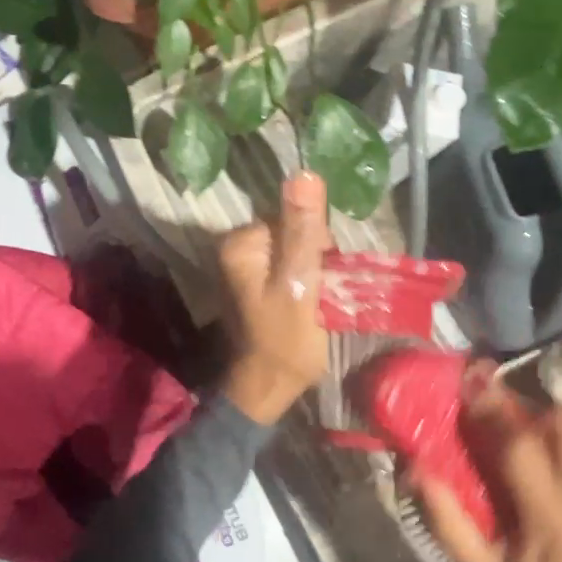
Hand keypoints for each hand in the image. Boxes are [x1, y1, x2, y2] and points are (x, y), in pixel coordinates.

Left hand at [216, 172, 330, 424]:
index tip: (322, 273)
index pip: (292, 216)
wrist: (269, 388)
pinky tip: (315, 303)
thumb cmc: (284, 339)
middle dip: (317, 256)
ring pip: (298, 250)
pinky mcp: (260, 285)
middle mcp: (238, 249)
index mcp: (240, 243)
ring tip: (322, 299)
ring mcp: (248, 268)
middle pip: (294, 231)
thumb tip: (305, 174)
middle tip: (323, 290)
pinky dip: (309, 281)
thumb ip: (303, 231)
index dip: (317, 242)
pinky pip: (293, 267)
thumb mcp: (299, 282)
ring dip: (317, 270)